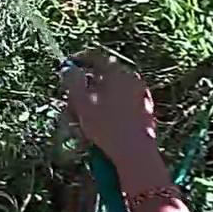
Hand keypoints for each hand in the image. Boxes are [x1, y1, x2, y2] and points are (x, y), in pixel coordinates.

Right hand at [61, 50, 167, 185]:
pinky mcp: (145, 113)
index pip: (97, 58)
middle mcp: (133, 81)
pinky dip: (108, 109)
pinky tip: (98, 124)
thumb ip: (73, 81)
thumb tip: (68, 69)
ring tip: (81, 115)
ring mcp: (141, 97)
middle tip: (72, 96)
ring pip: (112, 92)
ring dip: (95, 99)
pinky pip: (122, 104)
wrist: (136, 154)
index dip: (79, 60)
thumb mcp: (82, 102)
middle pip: (104, 76)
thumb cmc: (106, 126)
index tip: (67, 66)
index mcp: (119, 73)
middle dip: (86, 84)